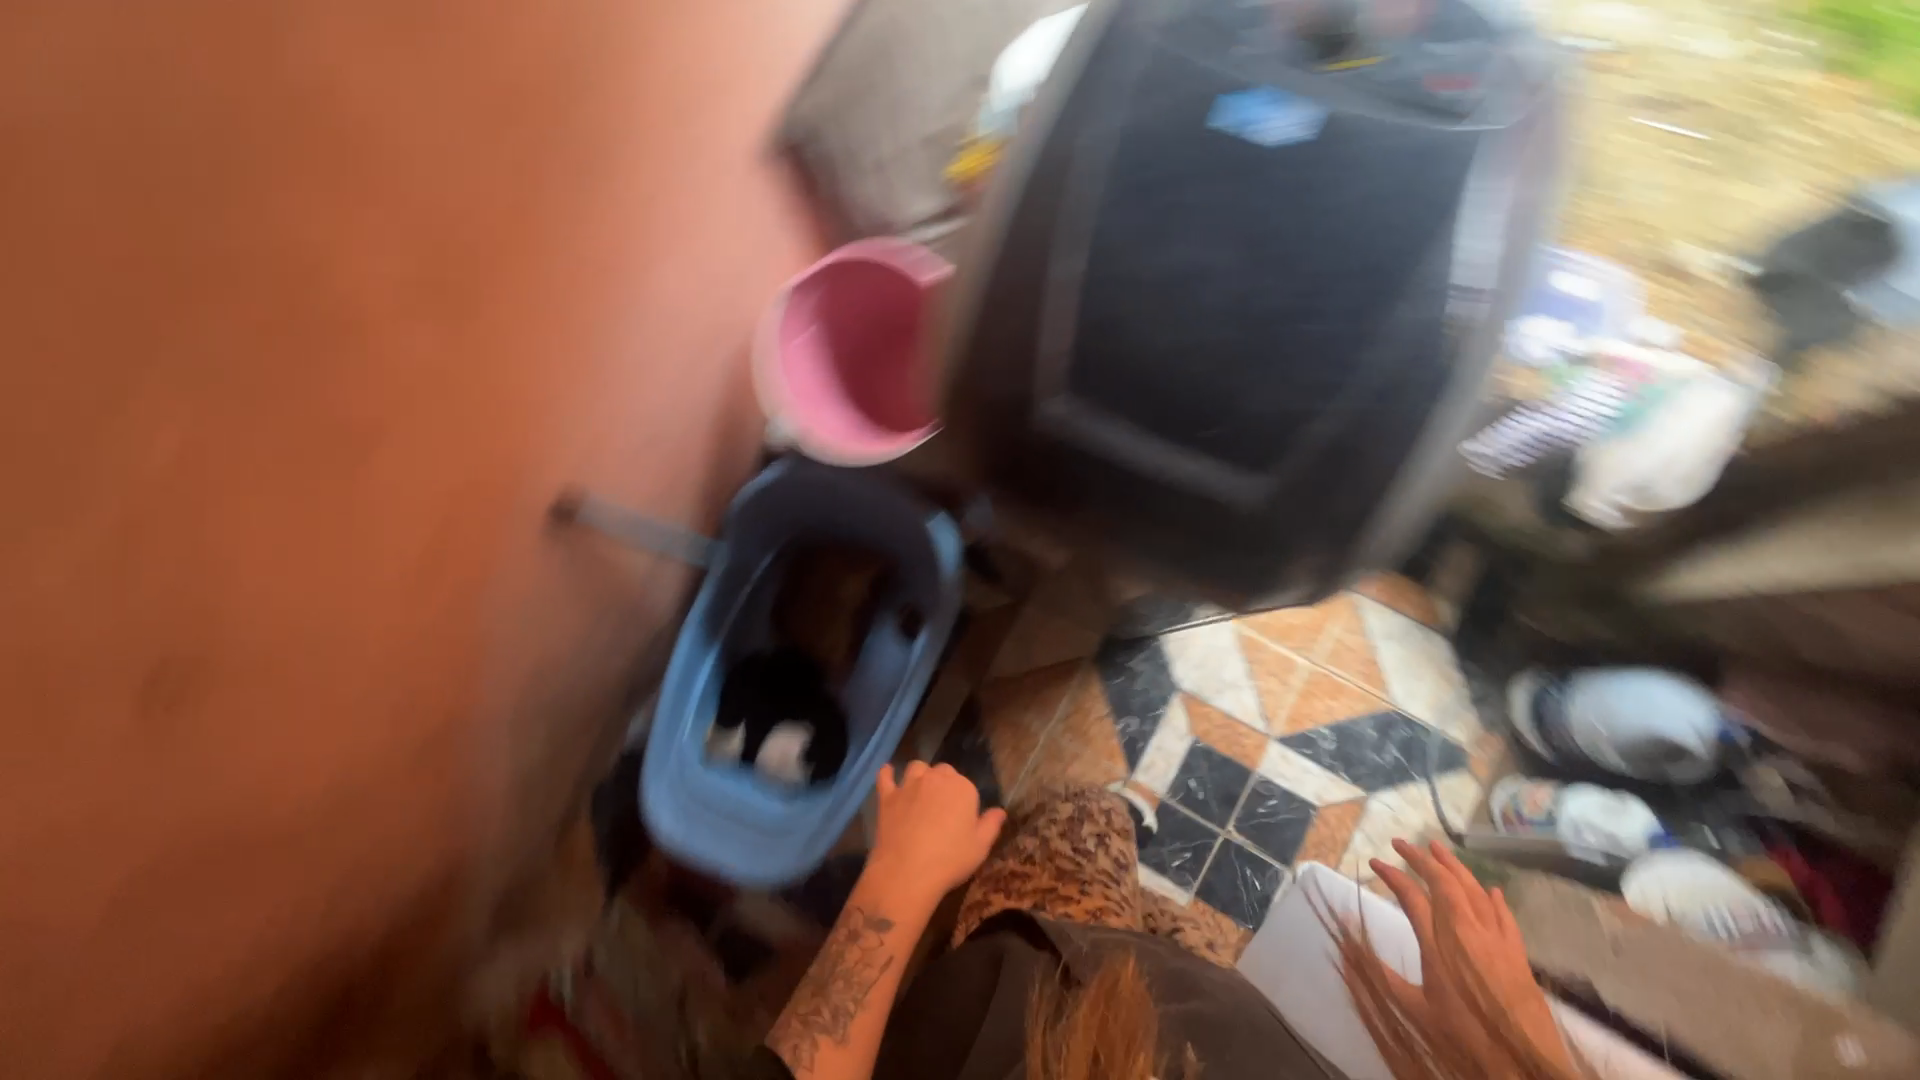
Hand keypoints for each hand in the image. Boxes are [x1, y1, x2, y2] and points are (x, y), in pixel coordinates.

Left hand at [866, 762, 1005, 904]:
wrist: (907, 872)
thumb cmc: (950, 860)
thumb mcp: (980, 847)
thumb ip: (991, 825)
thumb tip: (1000, 811)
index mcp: (962, 788)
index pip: (966, 784)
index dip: (963, 799)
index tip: (961, 817)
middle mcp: (936, 778)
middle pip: (942, 771)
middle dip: (944, 783)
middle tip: (942, 807)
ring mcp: (909, 785)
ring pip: (916, 768)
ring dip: (920, 775)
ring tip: (920, 790)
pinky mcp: (887, 796)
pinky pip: (885, 776)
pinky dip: (887, 773)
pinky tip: (888, 772)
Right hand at [1371, 838, 1572, 1072]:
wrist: (1523, 1067)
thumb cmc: (1463, 1038)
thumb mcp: (1415, 1011)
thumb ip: (1383, 976)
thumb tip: (1345, 949)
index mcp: (1437, 945)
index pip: (1411, 895)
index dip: (1391, 875)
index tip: (1376, 862)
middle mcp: (1466, 933)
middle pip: (1443, 882)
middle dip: (1420, 858)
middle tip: (1401, 843)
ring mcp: (1495, 940)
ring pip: (1474, 890)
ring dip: (1454, 866)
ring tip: (1438, 848)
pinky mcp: (1517, 954)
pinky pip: (1504, 915)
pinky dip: (1494, 898)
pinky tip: (1490, 889)